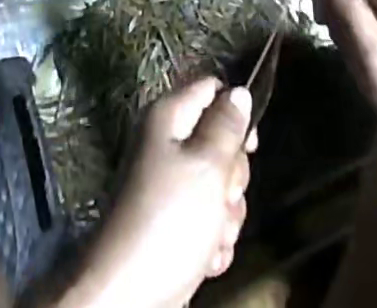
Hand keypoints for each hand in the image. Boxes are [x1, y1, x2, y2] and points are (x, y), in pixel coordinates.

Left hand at [61, 79, 256, 307]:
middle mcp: (167, 144)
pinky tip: (206, 257)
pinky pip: (208, 217)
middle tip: (221, 196)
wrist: (129, 294)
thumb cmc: (170, 220)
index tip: (248, 144)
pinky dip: (213, 238)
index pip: (212, 89)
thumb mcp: (207, 166)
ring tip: (212, 235)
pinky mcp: (173, 221)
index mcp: (169, 118)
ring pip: (219, 184)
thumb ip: (227, 126)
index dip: (236, 110)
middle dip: (232, 176)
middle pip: (221, 141)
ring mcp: (169, 184)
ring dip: (226, 215)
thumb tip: (240, 92)